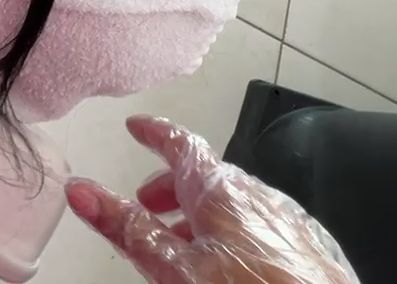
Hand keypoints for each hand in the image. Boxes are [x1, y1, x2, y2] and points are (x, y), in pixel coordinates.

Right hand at [67, 116, 359, 283]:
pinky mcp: (317, 256)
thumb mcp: (177, 270)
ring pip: (235, 203)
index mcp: (220, 189)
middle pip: (205, 174)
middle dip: (171, 185)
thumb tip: (80, 188)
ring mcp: (291, 225)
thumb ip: (127, 228)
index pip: (179, 142)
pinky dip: (237, 233)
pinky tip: (236, 267)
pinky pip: (265, 226)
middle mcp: (257, 196)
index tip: (136, 127)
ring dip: (203, 214)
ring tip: (187, 246)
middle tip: (148, 205)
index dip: (153, 132)